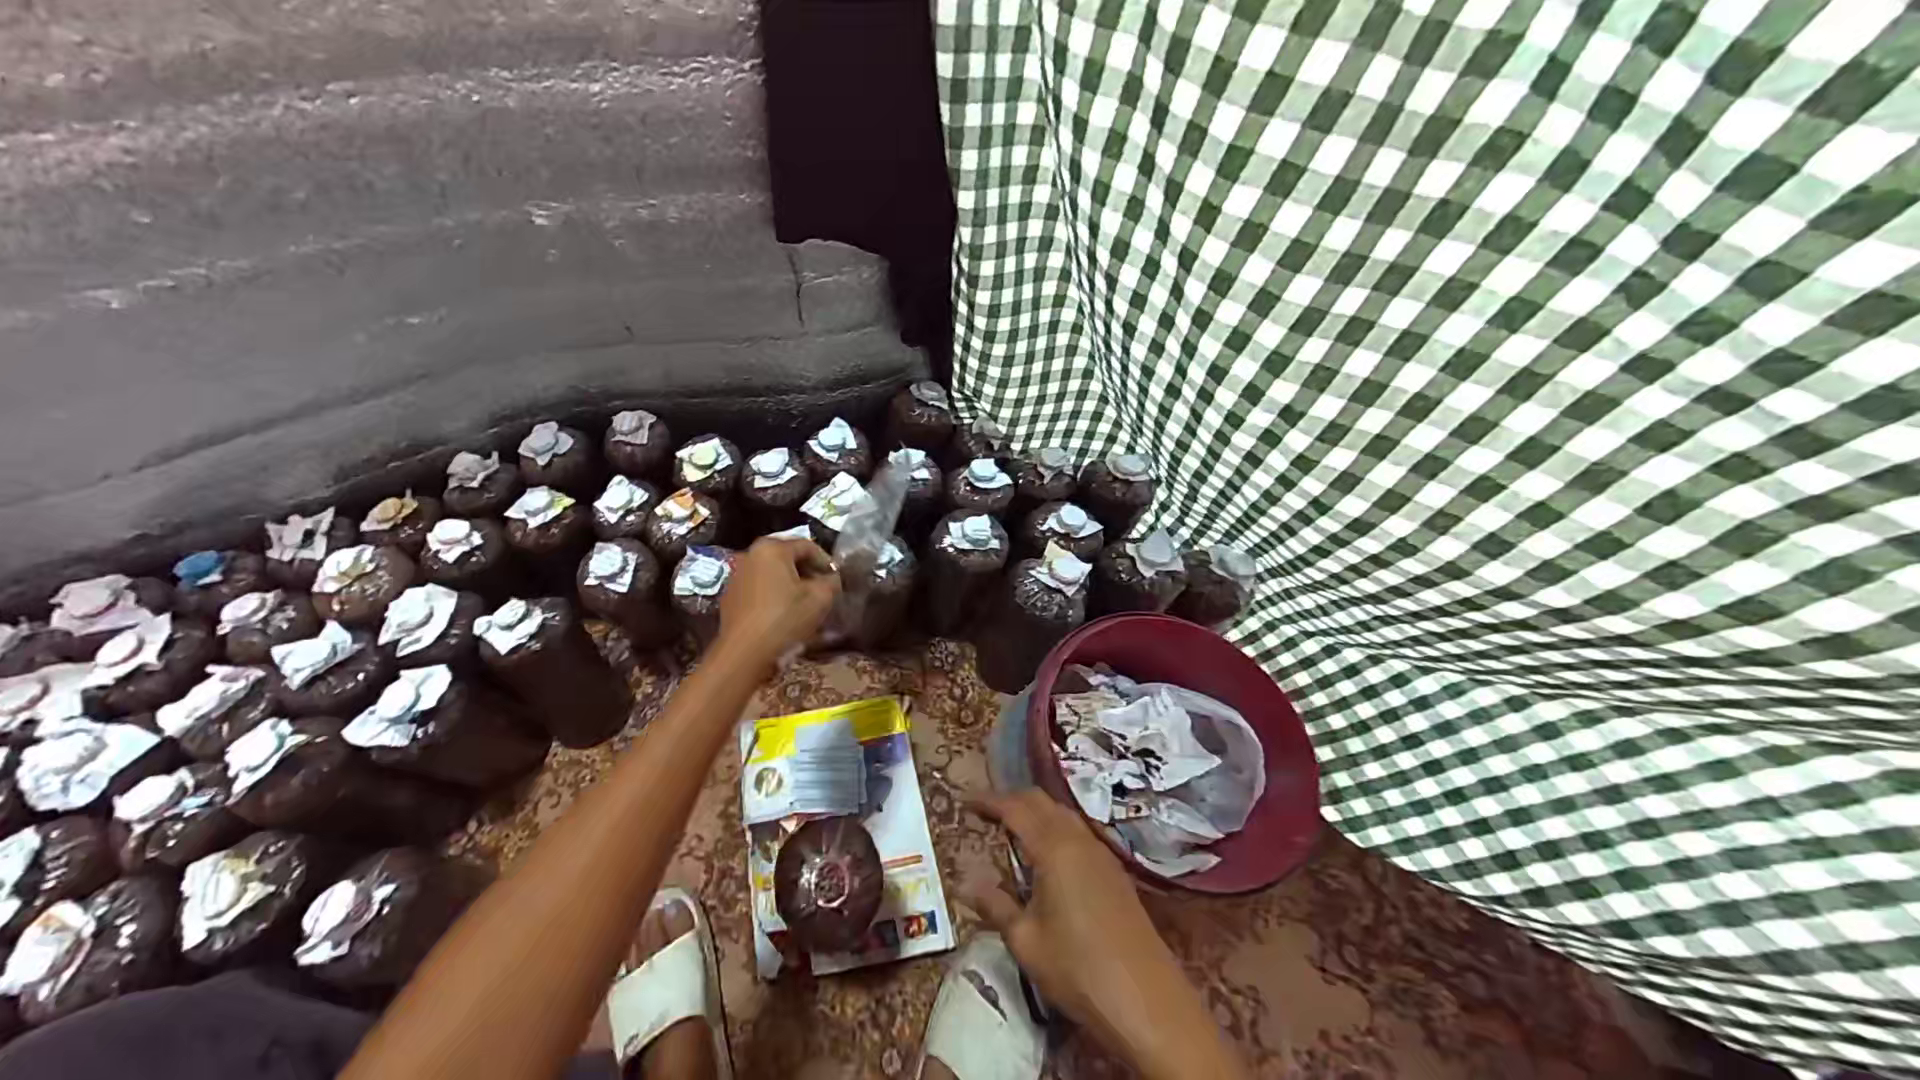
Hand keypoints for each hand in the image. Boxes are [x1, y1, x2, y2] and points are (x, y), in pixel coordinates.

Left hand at [716, 538, 838, 667]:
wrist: (745, 654)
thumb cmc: (785, 619)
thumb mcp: (821, 598)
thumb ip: (831, 582)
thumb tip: (831, 579)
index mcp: (771, 548)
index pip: (808, 546)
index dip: (827, 562)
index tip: (837, 580)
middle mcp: (749, 555)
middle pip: (788, 558)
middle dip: (809, 573)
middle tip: (824, 591)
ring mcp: (736, 576)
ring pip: (772, 574)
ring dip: (791, 585)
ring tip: (806, 605)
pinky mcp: (730, 597)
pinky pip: (759, 589)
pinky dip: (774, 596)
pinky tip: (784, 615)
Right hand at [965, 790, 1246, 1079]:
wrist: (1146, 1001)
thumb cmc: (1078, 969)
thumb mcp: (1025, 940)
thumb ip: (994, 904)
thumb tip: (965, 881)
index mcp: (1054, 848)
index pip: (1016, 808)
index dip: (989, 800)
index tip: (966, 800)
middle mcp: (1080, 840)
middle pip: (1042, 802)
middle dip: (1012, 800)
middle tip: (986, 812)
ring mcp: (1102, 854)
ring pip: (1064, 815)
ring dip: (1036, 814)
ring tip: (1012, 830)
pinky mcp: (1115, 873)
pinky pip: (1079, 833)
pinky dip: (1055, 830)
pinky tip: (1046, 856)